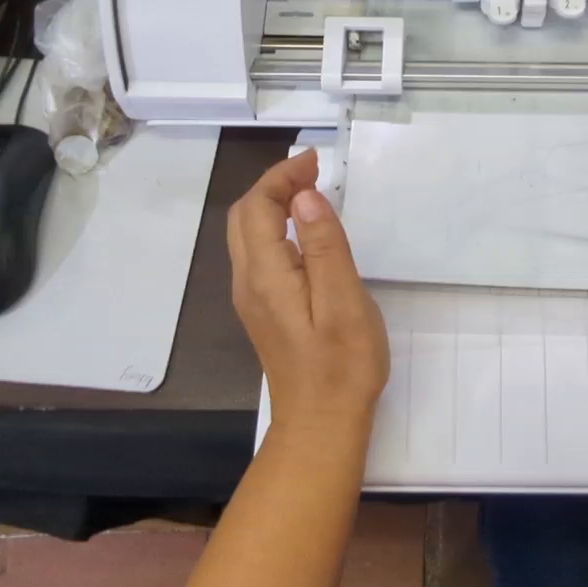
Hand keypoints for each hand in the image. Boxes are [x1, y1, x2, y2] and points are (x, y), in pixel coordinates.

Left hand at [226, 150, 388, 439]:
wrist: (322, 425)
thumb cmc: (341, 364)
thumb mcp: (343, 301)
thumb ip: (324, 245)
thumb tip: (304, 196)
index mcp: (265, 275)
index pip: (257, 207)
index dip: (282, 176)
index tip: (316, 161)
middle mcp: (248, 283)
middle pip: (244, 217)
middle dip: (273, 184)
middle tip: (314, 171)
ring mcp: (253, 299)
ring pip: (248, 235)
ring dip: (272, 204)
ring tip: (311, 192)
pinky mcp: (265, 311)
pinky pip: (259, 254)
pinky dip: (276, 227)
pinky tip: (305, 233)